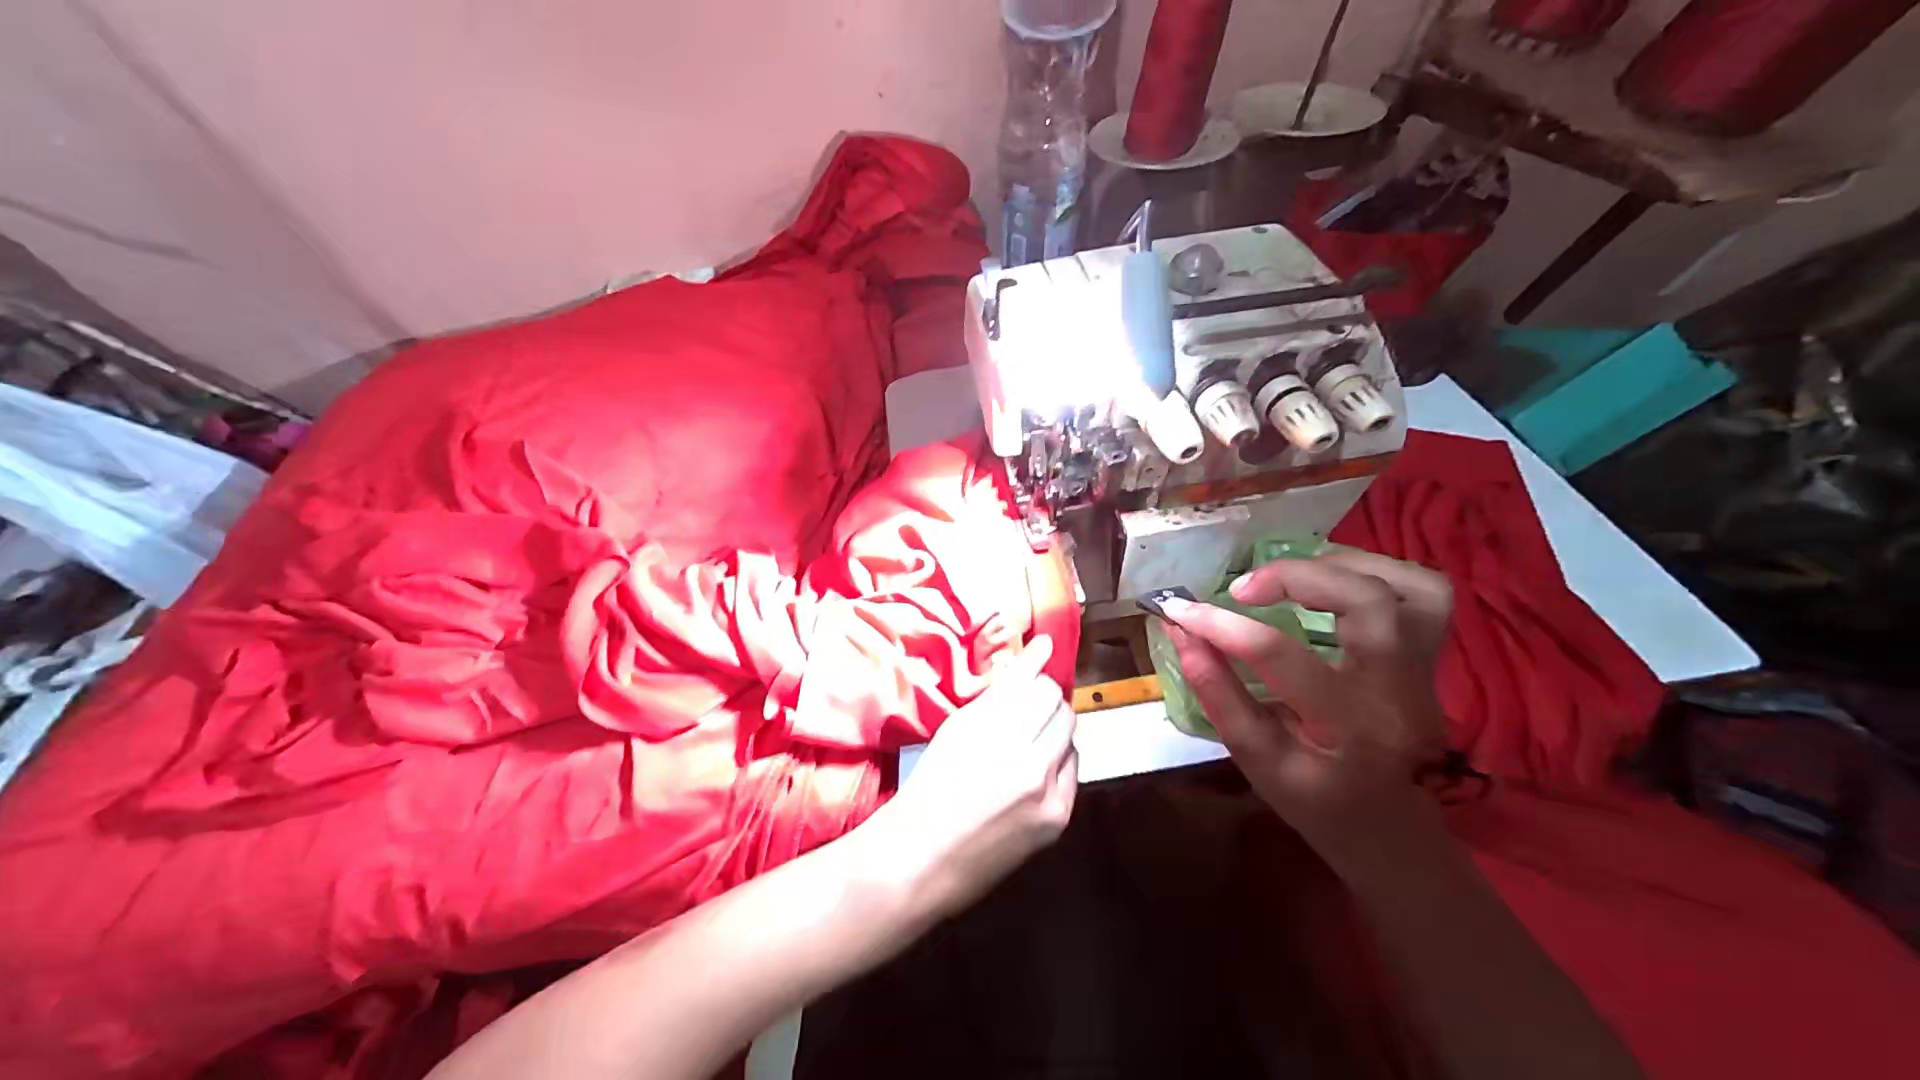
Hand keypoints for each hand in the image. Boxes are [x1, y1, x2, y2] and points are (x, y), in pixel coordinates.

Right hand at [851, 636, 1077, 920]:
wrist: (922, 857)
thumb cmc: (930, 786)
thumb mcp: (959, 730)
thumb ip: (999, 694)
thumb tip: (1030, 657)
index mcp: (999, 729)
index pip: (1043, 687)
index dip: (1038, 680)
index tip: (1032, 676)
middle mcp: (1030, 756)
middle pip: (1063, 711)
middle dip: (1048, 705)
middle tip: (1027, 712)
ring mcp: (1048, 791)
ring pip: (1071, 741)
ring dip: (1054, 735)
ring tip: (1026, 746)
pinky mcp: (1058, 819)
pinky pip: (1071, 775)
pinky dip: (1057, 766)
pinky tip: (1033, 774)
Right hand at [1155, 552, 1450, 853]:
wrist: (1390, 828)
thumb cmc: (1317, 801)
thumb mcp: (1256, 760)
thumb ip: (1218, 692)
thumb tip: (1181, 632)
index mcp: (1349, 727)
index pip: (1281, 658)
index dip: (1221, 625)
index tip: (1178, 609)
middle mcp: (1399, 690)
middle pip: (1368, 601)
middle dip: (1296, 576)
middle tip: (1243, 589)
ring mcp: (1426, 670)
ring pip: (1407, 586)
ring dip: (1339, 566)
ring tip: (1289, 579)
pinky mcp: (1432, 657)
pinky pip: (1425, 592)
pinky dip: (1377, 572)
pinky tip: (1333, 582)